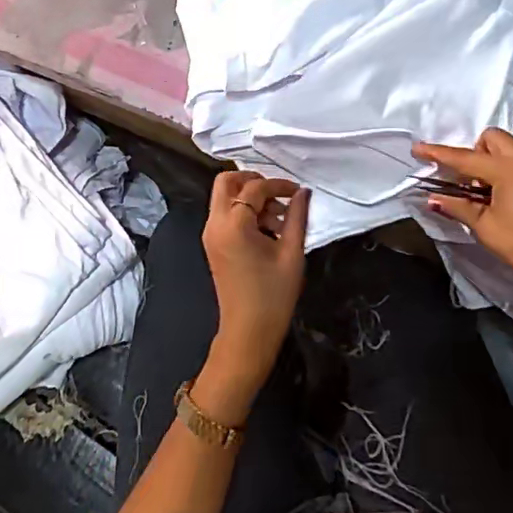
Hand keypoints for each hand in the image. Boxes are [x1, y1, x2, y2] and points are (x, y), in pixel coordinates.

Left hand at [198, 172, 310, 413]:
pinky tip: (268, 230)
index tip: (298, 192)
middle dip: (253, 181)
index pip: (253, 188)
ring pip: (224, 197)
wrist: (248, 331)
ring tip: (279, 220)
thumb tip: (303, 192)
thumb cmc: (273, 295)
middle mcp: (215, 224)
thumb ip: (297, 217)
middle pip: (226, 182)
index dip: (278, 185)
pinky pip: (224, 214)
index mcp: (233, 224)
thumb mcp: (291, 253)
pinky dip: (243, 212)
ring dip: (249, 198)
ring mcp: (210, 234)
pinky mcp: (212, 244)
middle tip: (279, 195)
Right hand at [413, 128, 512, 340]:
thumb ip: (459, 207)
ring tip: (502, 199)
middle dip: (478, 153)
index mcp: (509, 169)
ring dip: (504, 166)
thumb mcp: (487, 230)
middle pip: (496, 140)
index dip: (437, 153)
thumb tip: (434, 198)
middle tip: (473, 184)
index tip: (418, 148)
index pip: (464, 157)